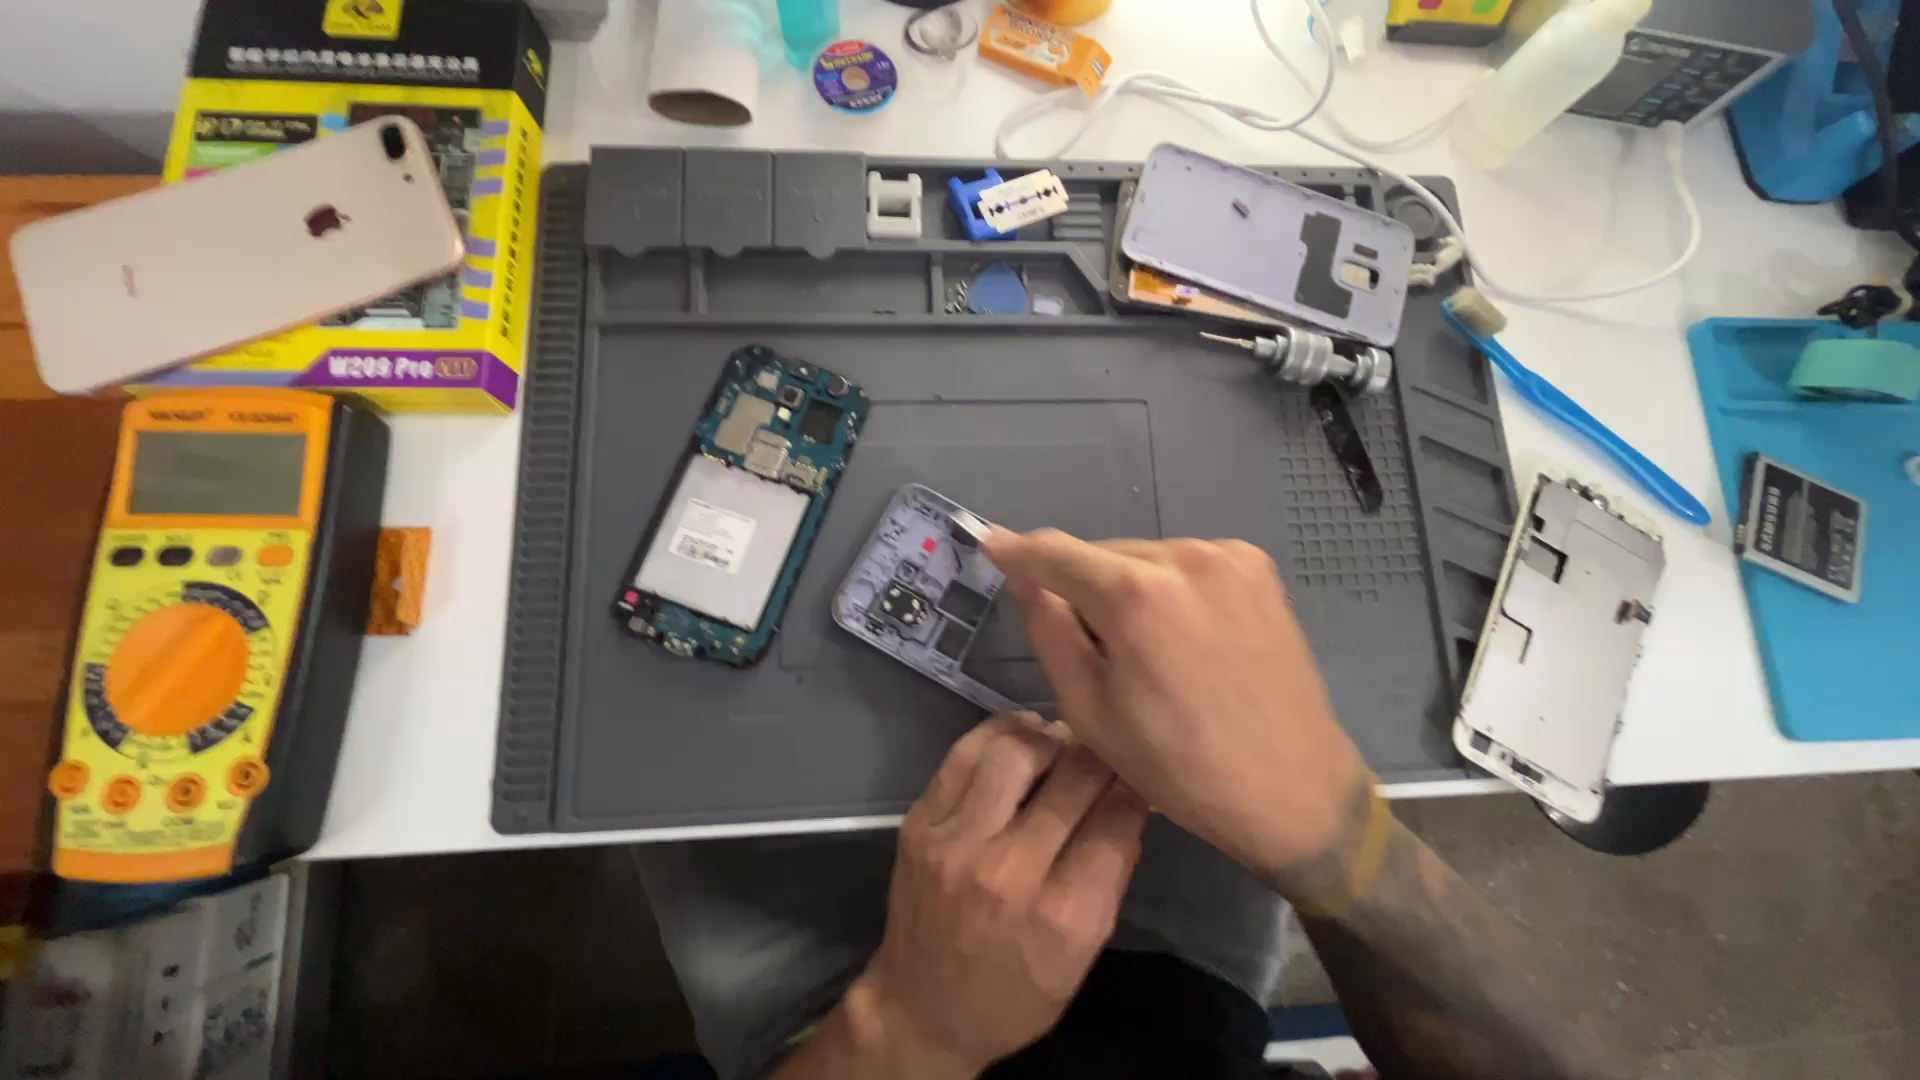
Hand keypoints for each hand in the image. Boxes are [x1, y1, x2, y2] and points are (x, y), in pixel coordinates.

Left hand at [849, 713, 1147, 1077]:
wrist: (922, 1008)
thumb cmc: (1016, 992)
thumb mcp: (1083, 954)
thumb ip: (1112, 875)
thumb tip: (1131, 798)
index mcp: (1063, 915)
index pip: (1116, 820)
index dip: (1134, 785)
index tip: (1137, 771)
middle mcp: (1008, 871)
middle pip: (1073, 778)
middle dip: (1100, 755)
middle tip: (1105, 747)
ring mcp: (956, 841)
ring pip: (1016, 751)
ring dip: (1049, 736)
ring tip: (1061, 739)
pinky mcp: (920, 822)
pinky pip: (964, 753)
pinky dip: (1000, 732)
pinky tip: (1021, 733)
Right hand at [983, 529, 1368, 898]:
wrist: (1293, 788)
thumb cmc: (1178, 765)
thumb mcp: (1089, 709)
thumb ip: (1048, 629)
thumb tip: (1024, 577)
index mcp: (1137, 596)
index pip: (1055, 552)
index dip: (1017, 549)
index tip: (991, 544)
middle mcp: (1184, 557)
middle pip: (1100, 554)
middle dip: (1082, 587)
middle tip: (1093, 647)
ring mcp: (1228, 557)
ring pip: (1143, 557)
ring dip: (1126, 587)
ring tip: (1147, 648)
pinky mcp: (1257, 566)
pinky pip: (1184, 564)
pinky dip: (1168, 588)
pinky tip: (1185, 635)